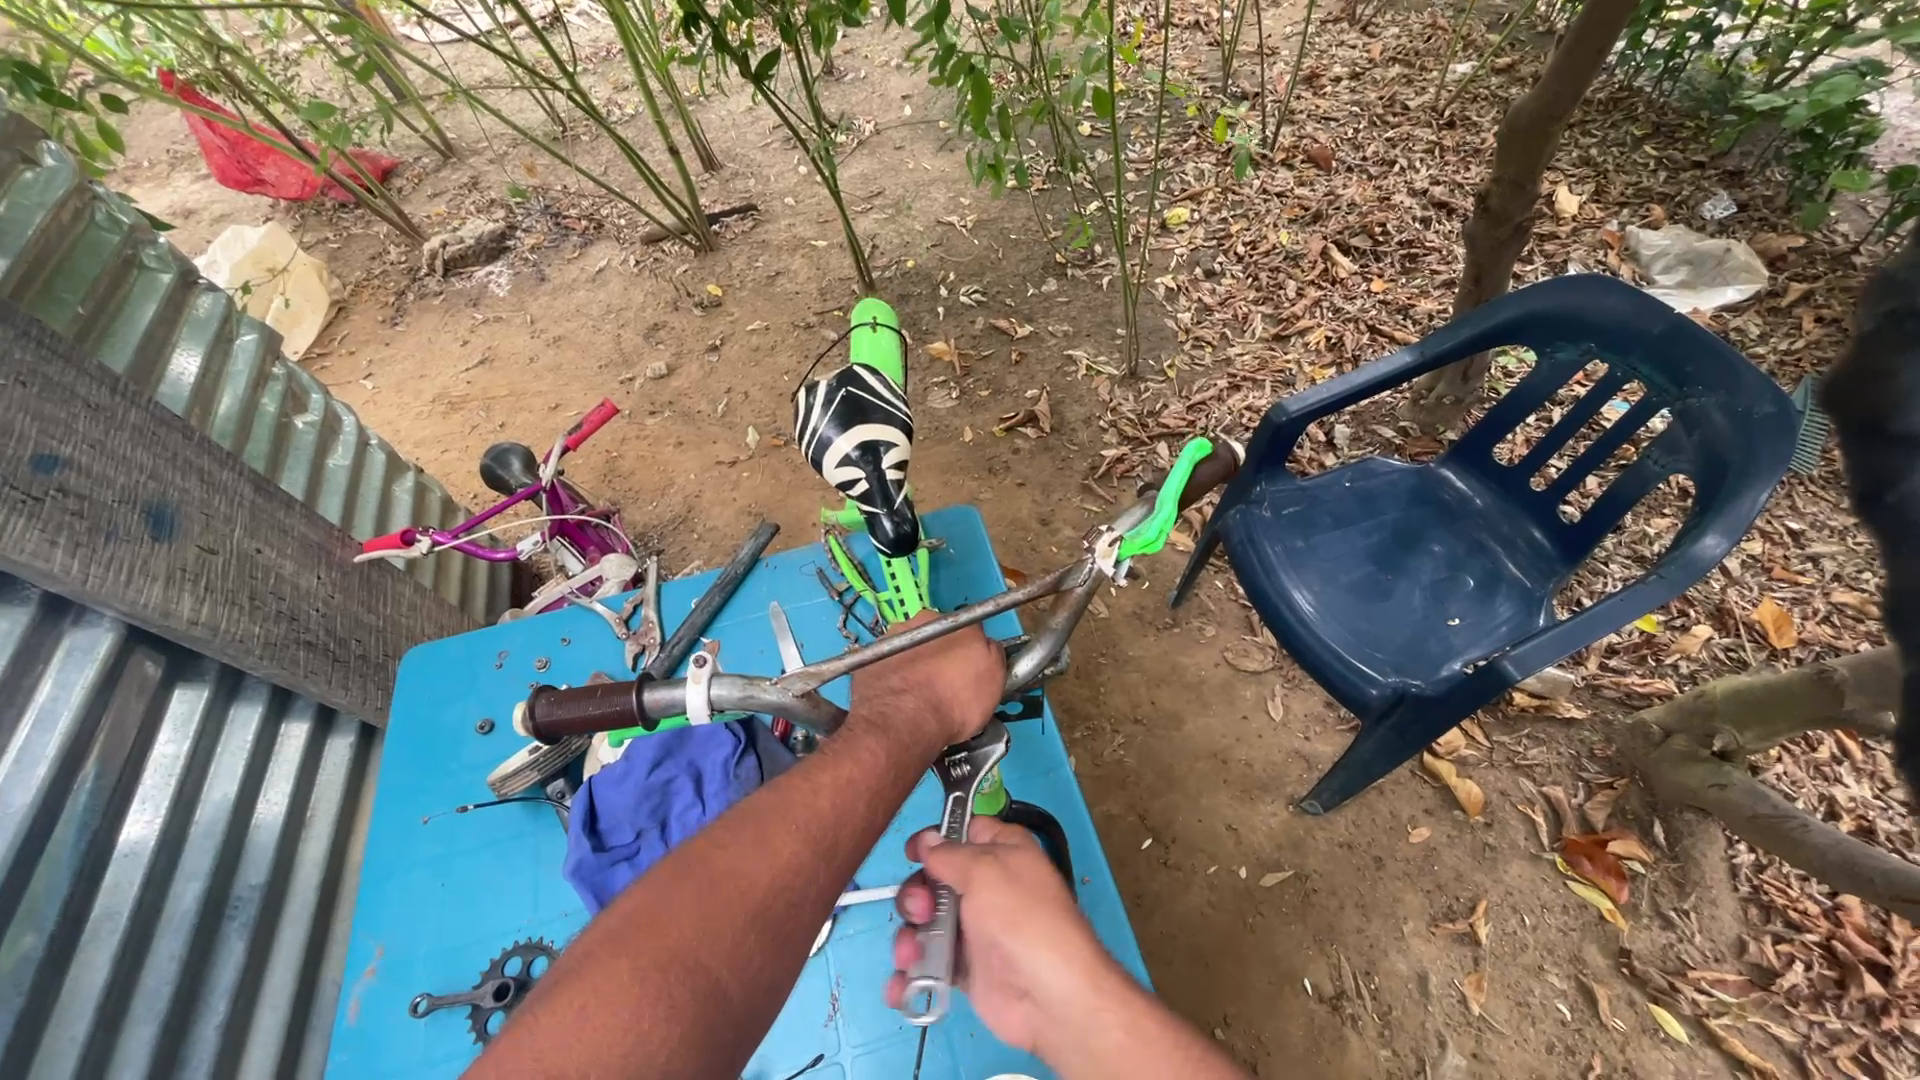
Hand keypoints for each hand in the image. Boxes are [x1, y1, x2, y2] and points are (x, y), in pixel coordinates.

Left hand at [849, 612, 1005, 748]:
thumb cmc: (954, 704)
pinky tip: (897, 696)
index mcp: (960, 624)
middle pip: (938, 635)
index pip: (971, 631)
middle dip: (940, 654)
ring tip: (918, 693)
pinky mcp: (868, 656)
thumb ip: (993, 654)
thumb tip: (988, 648)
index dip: (972, 653)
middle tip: (944, 683)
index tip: (969, 673)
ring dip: (914, 662)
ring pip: (910, 646)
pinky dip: (892, 675)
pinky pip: (886, 663)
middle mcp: (924, 621)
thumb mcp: (994, 681)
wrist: (903, 723)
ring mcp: (892, 636)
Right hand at [884, 817, 1123, 1057]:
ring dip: (909, 935)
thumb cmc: (1021, 917)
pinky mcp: (964, 966)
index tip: (912, 852)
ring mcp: (974, 927)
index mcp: (1001, 850)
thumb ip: (949, 853)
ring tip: (912, 954)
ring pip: (925, 920)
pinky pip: (928, 960)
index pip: (964, 831)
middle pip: (933, 877)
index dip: (935, 838)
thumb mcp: (986, 870)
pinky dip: (911, 971)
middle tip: (921, 910)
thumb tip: (927, 840)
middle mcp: (987, 884)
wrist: (1048, 995)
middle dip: (916, 892)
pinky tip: (903, 983)